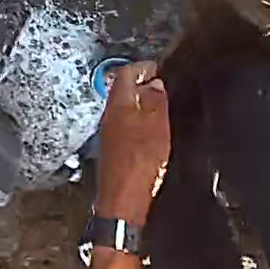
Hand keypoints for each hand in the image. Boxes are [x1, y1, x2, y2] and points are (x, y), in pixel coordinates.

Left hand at [95, 61, 168, 226]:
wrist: (123, 201)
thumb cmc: (139, 164)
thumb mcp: (157, 126)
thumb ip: (156, 101)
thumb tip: (155, 83)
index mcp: (118, 104)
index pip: (125, 72)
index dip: (142, 67)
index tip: (156, 68)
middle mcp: (109, 116)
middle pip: (122, 89)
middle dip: (141, 84)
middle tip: (160, 85)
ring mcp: (109, 133)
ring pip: (124, 108)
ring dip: (140, 103)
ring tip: (159, 107)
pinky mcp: (113, 149)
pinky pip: (125, 125)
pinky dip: (138, 121)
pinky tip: (151, 131)